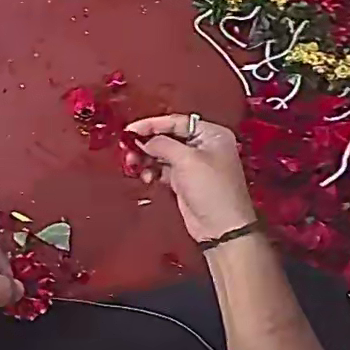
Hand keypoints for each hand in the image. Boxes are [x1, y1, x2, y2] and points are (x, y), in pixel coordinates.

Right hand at [124, 114, 257, 240]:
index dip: (152, 125)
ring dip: (146, 157)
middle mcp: (204, 146)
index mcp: (211, 134)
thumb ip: (163, 145)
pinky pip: (163, 169)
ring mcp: (194, 164)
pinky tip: (146, 176)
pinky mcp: (185, 181)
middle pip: (168, 137)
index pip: (177, 122)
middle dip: (147, 143)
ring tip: (133, 163)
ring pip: (163, 154)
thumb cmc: (213, 191)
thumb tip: (144, 140)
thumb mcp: (187, 160)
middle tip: (128, 148)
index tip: (131, 130)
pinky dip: (152, 171)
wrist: (221, 227)